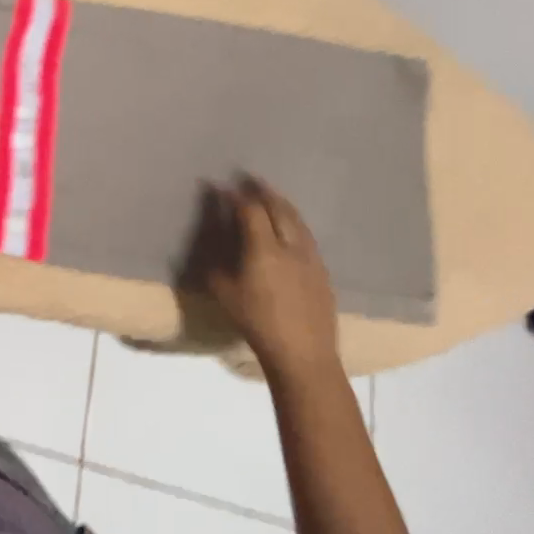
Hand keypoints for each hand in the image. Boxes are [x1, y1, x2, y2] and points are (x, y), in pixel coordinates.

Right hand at [203, 175, 340, 376]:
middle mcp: (291, 247)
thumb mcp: (222, 290)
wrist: (303, 355)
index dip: (234, 196)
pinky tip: (289, 226)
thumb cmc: (256, 322)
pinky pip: (307, 236)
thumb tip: (210, 236)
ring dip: (282, 204)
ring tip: (270, 195)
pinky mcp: (323, 272)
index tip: (218, 186)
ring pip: (298, 220)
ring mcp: (312, 259)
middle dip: (263, 191)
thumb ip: (215, 258)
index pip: (249, 211)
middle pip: (279, 209)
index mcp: (264, 250)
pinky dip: (294, 222)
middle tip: (249, 179)